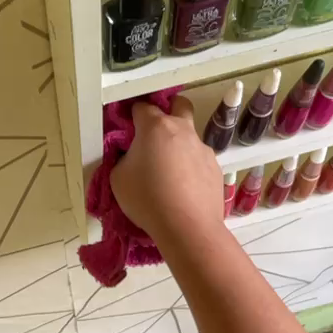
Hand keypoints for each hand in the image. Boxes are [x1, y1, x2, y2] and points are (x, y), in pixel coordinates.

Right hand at [109, 96, 224, 248]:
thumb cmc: (147, 199)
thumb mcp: (117, 179)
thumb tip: (130, 156)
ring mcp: (202, 148)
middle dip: (168, 110)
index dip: (133, 115)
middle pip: (179, 104)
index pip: (142, 107)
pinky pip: (199, 160)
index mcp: (155, 127)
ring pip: (190, 136)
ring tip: (169, 174)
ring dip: (179, 146)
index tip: (128, 128)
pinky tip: (183, 189)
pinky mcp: (215, 168)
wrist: (187, 227)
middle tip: (156, 133)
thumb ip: (122, 159)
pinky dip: (191, 168)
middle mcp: (182, 130)